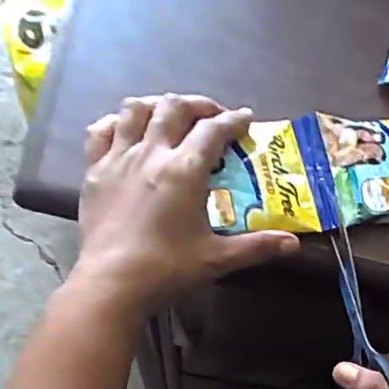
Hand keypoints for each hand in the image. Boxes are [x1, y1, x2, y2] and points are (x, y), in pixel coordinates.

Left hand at [68, 94, 299, 317]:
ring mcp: (118, 159)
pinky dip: (117, 122)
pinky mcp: (94, 171)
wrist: (112, 284)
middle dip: (198, 105)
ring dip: (158, 105)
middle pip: (174, 108)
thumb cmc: (167, 270)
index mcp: (184, 170)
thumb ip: (256, 247)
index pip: (213, 130)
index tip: (244, 119)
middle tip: (212, 116)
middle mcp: (151, 153)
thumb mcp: (217, 259)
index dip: (233, 120)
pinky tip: (126, 130)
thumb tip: (293, 243)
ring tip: (170, 114)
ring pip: (136, 109)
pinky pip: (102, 131)